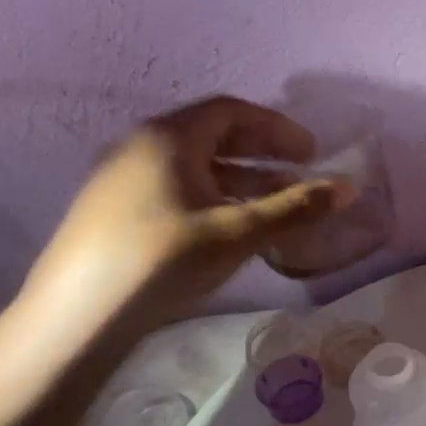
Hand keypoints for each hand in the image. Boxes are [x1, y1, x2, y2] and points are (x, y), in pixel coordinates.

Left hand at [20, 96, 348, 330]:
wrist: (76, 315)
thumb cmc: (162, 260)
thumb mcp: (238, 233)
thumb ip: (295, 208)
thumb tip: (348, 187)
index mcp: (169, 137)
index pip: (232, 111)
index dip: (277, 127)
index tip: (311, 151)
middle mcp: (141, 146)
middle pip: (212, 134)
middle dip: (262, 150)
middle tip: (300, 171)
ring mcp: (121, 177)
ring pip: (194, 164)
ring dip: (241, 177)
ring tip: (275, 203)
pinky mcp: (113, 209)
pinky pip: (175, 185)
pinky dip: (214, 194)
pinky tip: (230, 227)